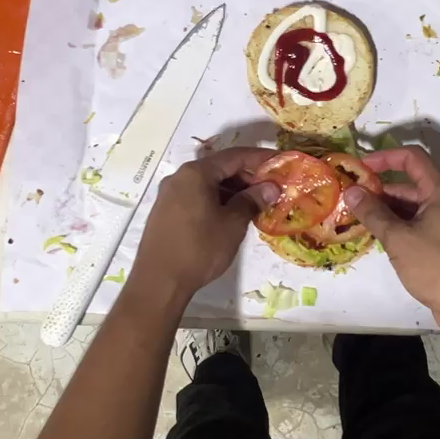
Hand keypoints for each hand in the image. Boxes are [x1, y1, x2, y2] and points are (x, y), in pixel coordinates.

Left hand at [132, 147, 277, 301]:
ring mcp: (169, 194)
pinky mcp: (165, 211)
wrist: (158, 282)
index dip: (260, 158)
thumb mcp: (232, 224)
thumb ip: (252, 201)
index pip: (234, 156)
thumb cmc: (199, 249)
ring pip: (207, 183)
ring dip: (232, 190)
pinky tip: (231, 215)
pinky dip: (216, 199)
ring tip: (255, 204)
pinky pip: (196, 196)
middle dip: (247, 176)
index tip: (281, 163)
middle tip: (271, 189)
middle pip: (219, 168)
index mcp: (196, 173)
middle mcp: (179, 177)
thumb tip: (271, 188)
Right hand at [343, 146, 439, 332]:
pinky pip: (419, 225)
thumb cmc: (438, 267)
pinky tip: (380, 238)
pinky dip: (399, 226)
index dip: (385, 157)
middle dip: (380, 189)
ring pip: (413, 207)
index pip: (412, 158)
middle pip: (410, 184)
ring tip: (359, 219)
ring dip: (387, 210)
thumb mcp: (399, 238)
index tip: (360, 167)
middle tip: (352, 199)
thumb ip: (373, 213)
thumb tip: (351, 191)